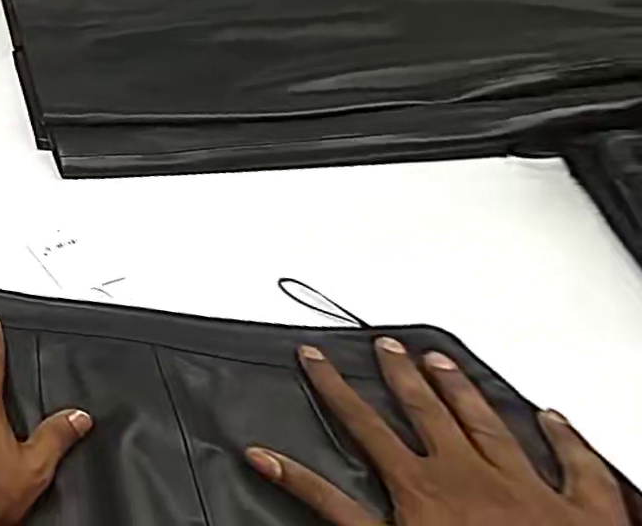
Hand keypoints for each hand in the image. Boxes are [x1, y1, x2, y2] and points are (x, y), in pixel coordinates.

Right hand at [248, 339, 627, 525]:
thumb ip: (322, 498)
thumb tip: (262, 457)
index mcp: (422, 484)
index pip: (362, 419)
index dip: (332, 383)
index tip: (313, 355)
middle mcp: (471, 475)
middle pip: (428, 411)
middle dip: (403, 374)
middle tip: (388, 345)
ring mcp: (534, 493)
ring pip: (491, 427)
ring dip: (463, 390)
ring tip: (444, 361)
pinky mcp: (592, 517)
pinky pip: (582, 472)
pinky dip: (568, 441)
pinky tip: (554, 418)